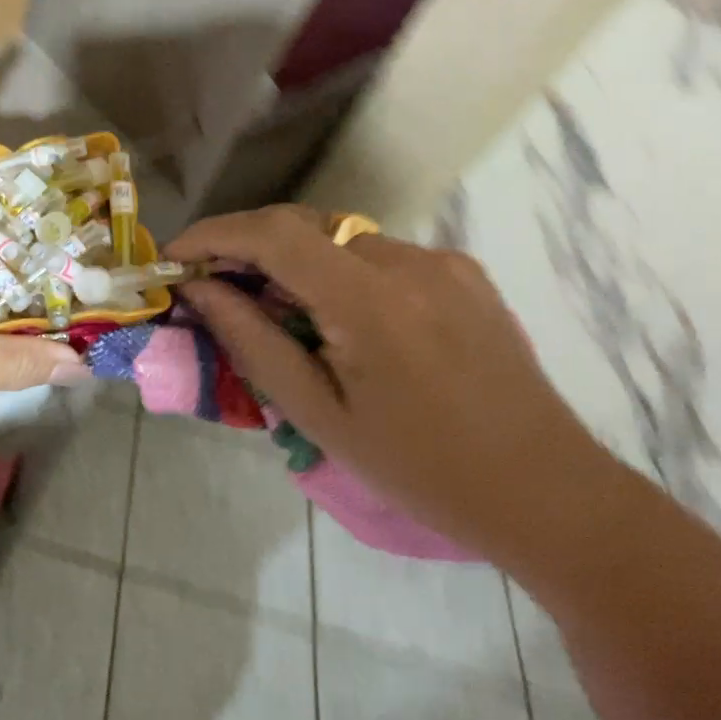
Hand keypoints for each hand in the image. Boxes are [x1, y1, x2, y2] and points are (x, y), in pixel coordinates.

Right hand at [165, 205, 618, 561]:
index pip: (272, 233)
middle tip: (207, 287)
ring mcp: (444, 265)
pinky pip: (375, 256)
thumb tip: (200, 289)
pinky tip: (327, 318)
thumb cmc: (419, 467)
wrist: (547, 494)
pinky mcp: (463, 277)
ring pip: (337, 238)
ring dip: (288, 260)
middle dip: (243, 245)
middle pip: (302, 225)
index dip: (212, 235)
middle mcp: (410, 262)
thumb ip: (250, 339)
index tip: (173, 260)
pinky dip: (331, 272)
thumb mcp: (315, 412)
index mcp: (371, 300)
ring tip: (265, 310)